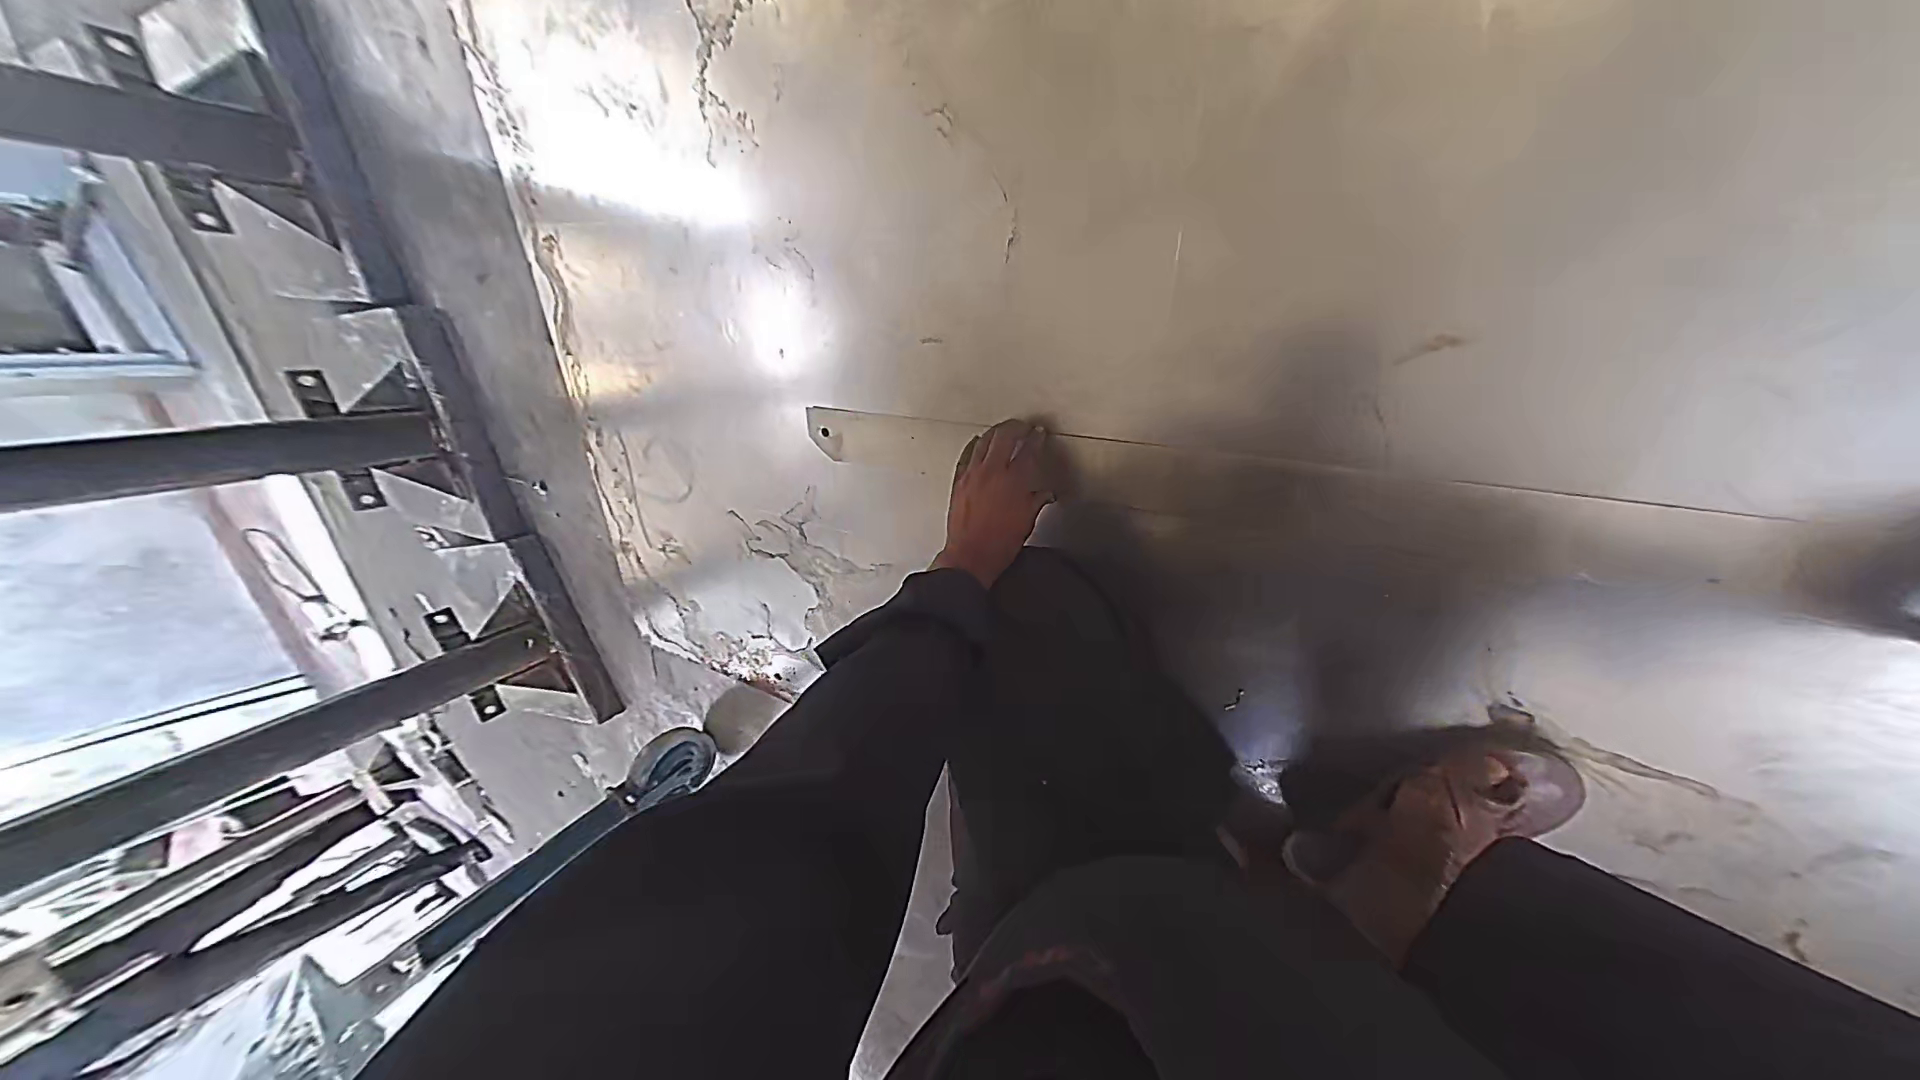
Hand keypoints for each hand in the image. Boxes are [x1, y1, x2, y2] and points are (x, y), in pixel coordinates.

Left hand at [931, 419, 1052, 587]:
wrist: (970, 556)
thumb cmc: (998, 545)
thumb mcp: (1026, 522)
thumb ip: (1035, 501)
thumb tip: (1044, 494)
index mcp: (1014, 481)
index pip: (1029, 450)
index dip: (1037, 438)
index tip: (1040, 434)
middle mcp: (993, 473)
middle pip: (1005, 436)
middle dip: (1017, 427)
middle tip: (1023, 426)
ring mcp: (973, 475)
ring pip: (984, 441)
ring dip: (996, 433)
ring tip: (1003, 431)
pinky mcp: (959, 482)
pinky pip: (967, 456)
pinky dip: (976, 447)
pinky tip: (979, 445)